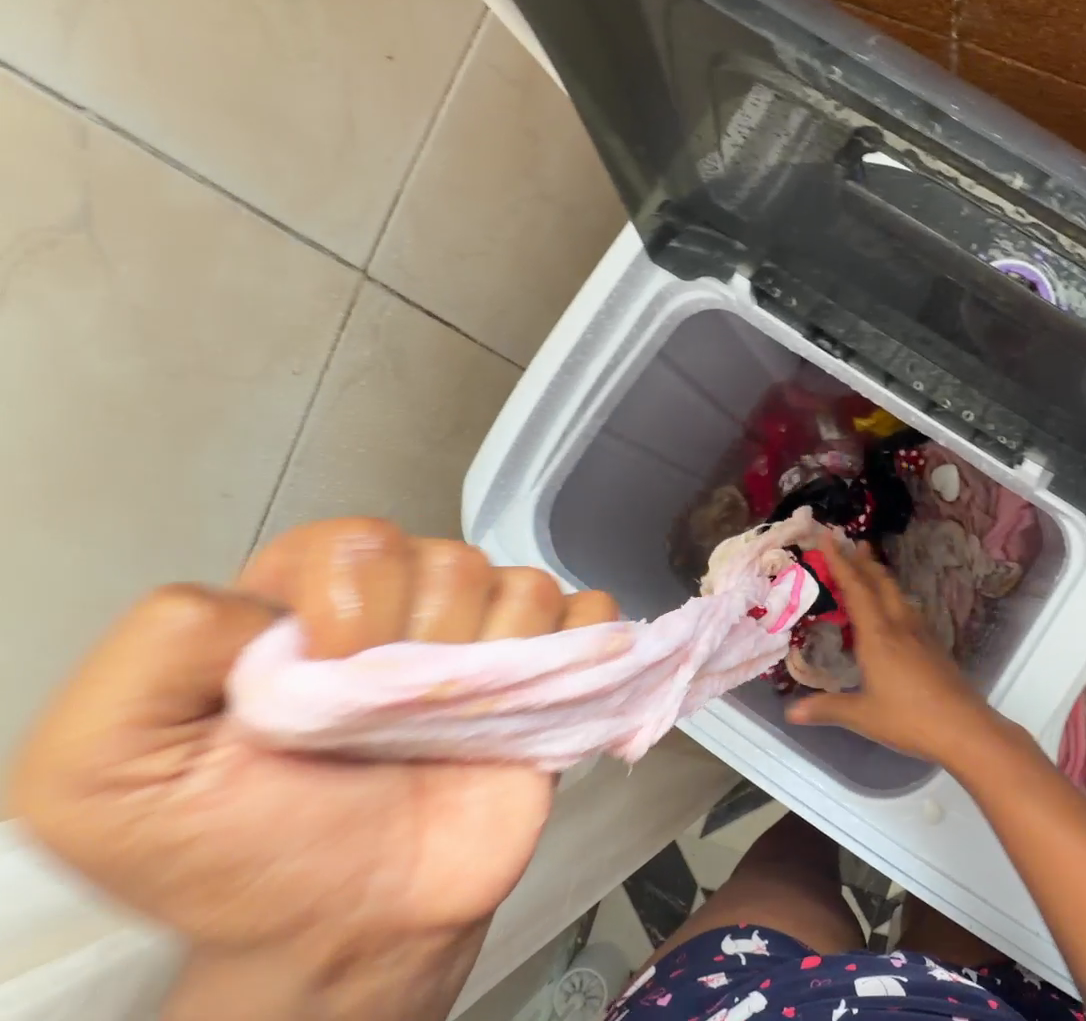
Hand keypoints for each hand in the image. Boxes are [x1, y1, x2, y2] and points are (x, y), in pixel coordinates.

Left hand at [7, 518, 617, 1015]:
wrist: (357, 928)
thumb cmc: (240, 856)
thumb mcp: (108, 773)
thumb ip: (156, 655)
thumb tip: (275, 604)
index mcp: (307, 605)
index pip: (358, 541)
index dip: (356, 602)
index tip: (334, 681)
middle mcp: (406, 607)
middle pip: (455, 558)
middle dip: (431, 641)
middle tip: (399, 719)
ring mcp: (488, 637)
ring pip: (528, 584)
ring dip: (503, 657)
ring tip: (465, 725)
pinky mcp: (557, 668)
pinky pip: (595, 613)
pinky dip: (583, 643)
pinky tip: (539, 695)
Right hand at [783, 536, 1006, 762]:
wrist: (962, 726)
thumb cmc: (909, 718)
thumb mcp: (862, 716)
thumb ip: (827, 709)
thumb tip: (791, 712)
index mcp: (878, 635)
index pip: (856, 589)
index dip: (840, 562)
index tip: (828, 537)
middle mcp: (900, 626)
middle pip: (881, 583)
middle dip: (864, 562)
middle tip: (850, 543)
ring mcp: (921, 634)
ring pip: (898, 595)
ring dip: (881, 578)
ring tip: (869, 570)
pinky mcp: (933, 646)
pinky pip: (908, 611)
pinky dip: (893, 599)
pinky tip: (892, 612)